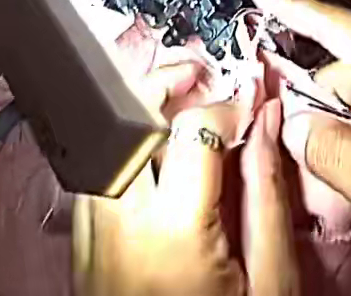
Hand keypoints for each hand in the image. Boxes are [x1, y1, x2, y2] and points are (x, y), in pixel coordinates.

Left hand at [73, 63, 295, 295]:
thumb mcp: (271, 281)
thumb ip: (267, 188)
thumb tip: (269, 114)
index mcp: (172, 237)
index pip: (192, 130)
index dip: (229, 103)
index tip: (254, 104)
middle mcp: (117, 232)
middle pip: (124, 125)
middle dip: (161, 85)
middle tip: (198, 74)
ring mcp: (88, 246)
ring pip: (100, 147)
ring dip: (137, 115)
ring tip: (177, 107)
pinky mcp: (79, 258)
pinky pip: (93, 179)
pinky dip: (121, 150)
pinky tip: (153, 155)